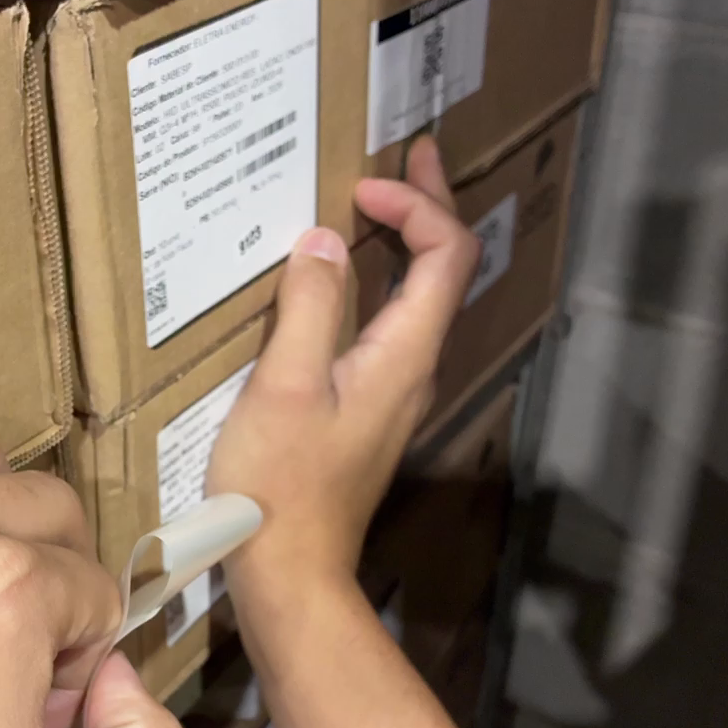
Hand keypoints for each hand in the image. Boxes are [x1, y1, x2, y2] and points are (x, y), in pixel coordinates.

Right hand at [208, 136, 480, 599]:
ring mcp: (392, 396)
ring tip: (371, 210)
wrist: (289, 568)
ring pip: (415, 304)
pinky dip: (374, 290)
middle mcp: (412, 370)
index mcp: (404, 355)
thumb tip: (323, 241)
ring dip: (401, 249)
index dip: (416, 206)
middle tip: (405, 159)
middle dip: (425, 210)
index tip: (359, 189)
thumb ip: (308, 307)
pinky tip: (337, 288)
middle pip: (443, 274)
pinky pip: (385, 333)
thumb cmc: (281, 481)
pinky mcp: (365, 414)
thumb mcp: (284, 386)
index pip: (447, 255)